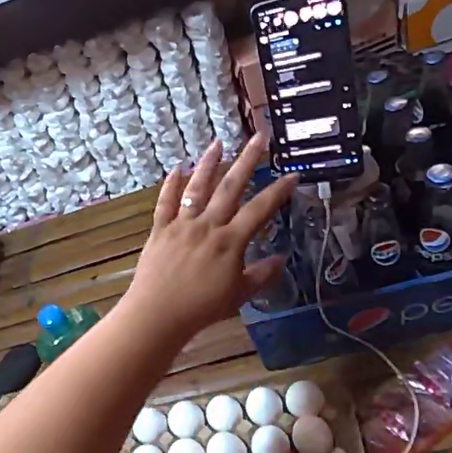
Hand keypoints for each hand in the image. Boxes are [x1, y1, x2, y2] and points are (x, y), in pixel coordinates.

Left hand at [119, 134, 295, 342]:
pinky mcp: (160, 230)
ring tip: (218, 143)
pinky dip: (171, 185)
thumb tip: (281, 259)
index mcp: (230, 241)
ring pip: (197, 188)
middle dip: (247, 161)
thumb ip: (262, 275)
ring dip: (209, 164)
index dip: (278, 192)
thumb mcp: (240, 296)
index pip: (259, 210)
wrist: (158, 314)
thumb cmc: (202, 308)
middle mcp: (207, 226)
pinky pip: (165, 203)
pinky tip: (177, 168)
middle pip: (230, 187)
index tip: (293, 175)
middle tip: (259, 138)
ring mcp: (181, 225)